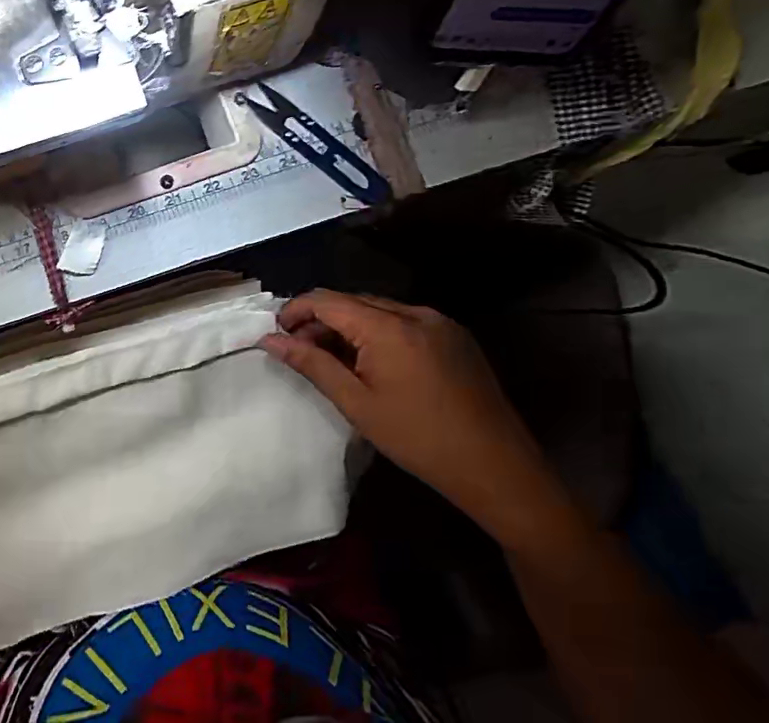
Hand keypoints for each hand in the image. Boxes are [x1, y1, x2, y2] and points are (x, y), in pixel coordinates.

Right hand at [259, 291, 581, 551]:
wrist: (498, 468)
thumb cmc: (418, 439)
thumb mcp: (356, 404)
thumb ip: (311, 364)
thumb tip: (270, 340)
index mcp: (389, 327)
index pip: (327, 300)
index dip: (296, 311)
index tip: (277, 334)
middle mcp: (415, 312)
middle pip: (352, 300)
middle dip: (320, 319)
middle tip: (301, 351)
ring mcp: (439, 322)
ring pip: (378, 308)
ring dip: (348, 325)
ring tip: (333, 359)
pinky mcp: (455, 336)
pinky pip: (403, 320)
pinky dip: (377, 331)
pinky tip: (372, 362)